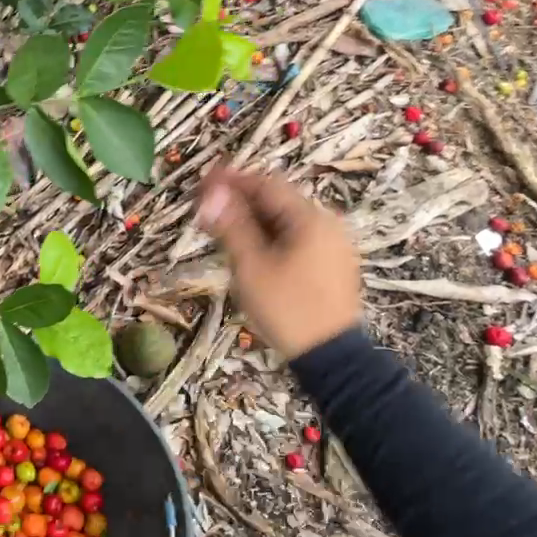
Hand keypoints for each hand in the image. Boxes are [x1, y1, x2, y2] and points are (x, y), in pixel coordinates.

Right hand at [196, 166, 361, 358]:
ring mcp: (333, 244)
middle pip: (277, 200)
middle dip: (240, 201)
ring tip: (222, 231)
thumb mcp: (251, 266)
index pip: (265, 184)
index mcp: (310, 219)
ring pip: (285, 220)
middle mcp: (327, 224)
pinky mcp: (332, 263)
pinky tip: (250, 250)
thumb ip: (231, 225)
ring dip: (253, 220)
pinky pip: (297, 237)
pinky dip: (270, 236)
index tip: (203, 181)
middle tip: (207, 209)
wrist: (330, 356)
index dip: (231, 180)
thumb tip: (211, 193)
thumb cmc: (287, 308)